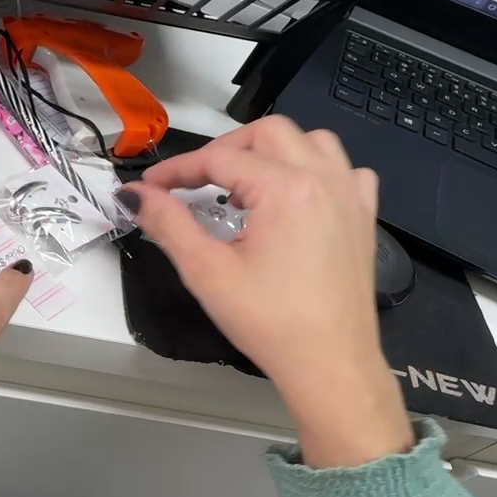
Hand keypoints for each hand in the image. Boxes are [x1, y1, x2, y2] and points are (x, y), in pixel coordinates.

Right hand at [118, 117, 412, 466]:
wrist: (329, 363)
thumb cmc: (266, 319)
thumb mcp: (205, 270)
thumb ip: (167, 222)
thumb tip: (133, 193)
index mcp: (285, 188)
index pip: (219, 158)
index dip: (176, 169)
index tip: (148, 188)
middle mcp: (324, 179)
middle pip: (268, 133)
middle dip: (223, 149)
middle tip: (192, 182)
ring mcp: (351, 195)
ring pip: (311, 141)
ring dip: (270, 150)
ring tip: (241, 182)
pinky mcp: (364, 217)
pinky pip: (343, 169)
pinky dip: (314, 169)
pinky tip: (294, 195)